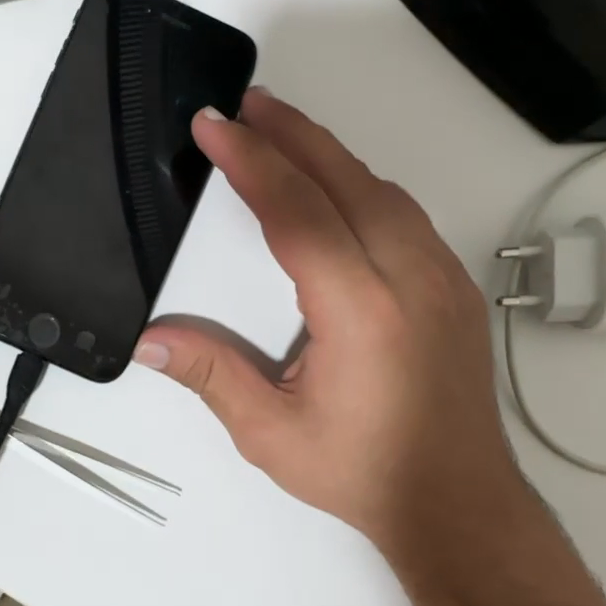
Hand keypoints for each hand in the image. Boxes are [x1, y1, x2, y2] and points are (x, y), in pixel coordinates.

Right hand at [134, 89, 521, 557]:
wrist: (454, 500)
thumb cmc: (364, 472)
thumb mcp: (271, 434)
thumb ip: (212, 376)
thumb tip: (151, 341)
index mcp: (361, 311)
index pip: (298, 212)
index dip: (252, 162)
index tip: (216, 126)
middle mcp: (410, 279)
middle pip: (346, 179)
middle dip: (291, 134)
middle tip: (245, 105)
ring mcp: (441, 279)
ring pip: (382, 189)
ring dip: (329, 154)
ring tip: (282, 133)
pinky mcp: (453, 288)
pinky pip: (406, 213)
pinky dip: (363, 184)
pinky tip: (337, 188)